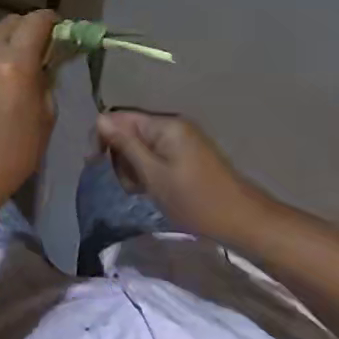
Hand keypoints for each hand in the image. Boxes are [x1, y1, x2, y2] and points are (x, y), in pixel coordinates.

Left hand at [0, 10, 57, 202]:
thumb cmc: (16, 150)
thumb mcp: (46, 113)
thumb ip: (46, 77)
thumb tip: (46, 60)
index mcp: (15, 62)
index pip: (36, 21)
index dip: (51, 21)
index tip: (60, 30)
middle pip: (11, 21)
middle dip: (29, 28)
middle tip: (40, 47)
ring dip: (7, 41)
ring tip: (16, 62)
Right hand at [95, 112, 277, 241]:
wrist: (242, 221)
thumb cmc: (194, 200)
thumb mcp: (152, 174)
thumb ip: (125, 145)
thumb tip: (99, 119)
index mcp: (165, 125)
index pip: (118, 117)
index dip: (102, 137)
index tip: (95, 164)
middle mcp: (172, 125)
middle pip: (128, 130)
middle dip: (119, 155)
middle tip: (127, 184)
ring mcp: (181, 139)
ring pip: (140, 145)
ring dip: (132, 166)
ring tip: (141, 190)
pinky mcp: (186, 154)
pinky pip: (155, 154)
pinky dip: (147, 170)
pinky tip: (152, 189)